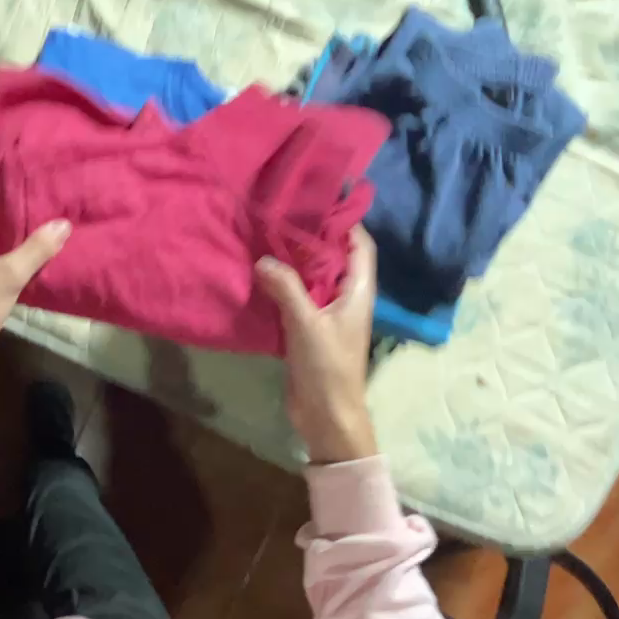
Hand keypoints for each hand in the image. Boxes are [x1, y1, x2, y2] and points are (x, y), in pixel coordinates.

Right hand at [254, 227, 378, 463]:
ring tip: (264, 242)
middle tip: (279, 218)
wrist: (326, 415)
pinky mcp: (308, 332)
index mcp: (358, 291)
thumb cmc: (327, 367)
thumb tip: (263, 260)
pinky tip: (259, 279)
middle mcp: (346, 298)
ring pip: (312, 280)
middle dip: (310, 239)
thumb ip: (286, 289)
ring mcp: (327, 316)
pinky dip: (281, 288)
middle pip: (333, 258)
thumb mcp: (306, 324)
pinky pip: (296, 301)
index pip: (358, 244)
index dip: (342, 222)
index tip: (314, 203)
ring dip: (293, 264)